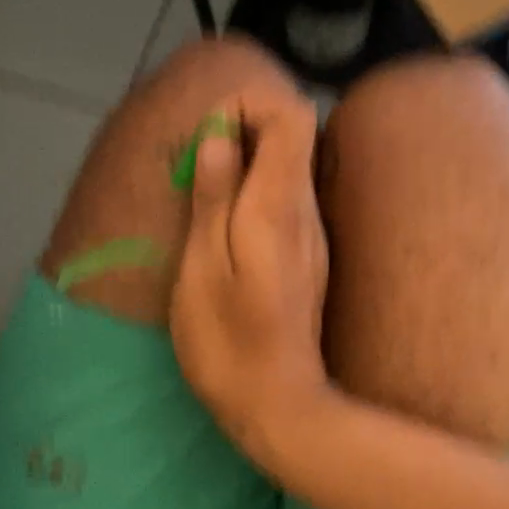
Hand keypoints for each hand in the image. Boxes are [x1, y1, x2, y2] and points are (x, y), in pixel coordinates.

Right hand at [170, 85, 331, 469]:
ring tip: (200, 192)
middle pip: (293, 133)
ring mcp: (312, 232)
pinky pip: (285, 196)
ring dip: (245, 160)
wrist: (279, 403)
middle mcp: (305, 208)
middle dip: (243, 129)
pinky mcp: (307, 253)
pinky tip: (221, 224)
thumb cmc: (227, 339)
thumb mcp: (203, 265)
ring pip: (289, 165)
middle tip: (196, 165)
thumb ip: (214, 195)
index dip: (250, 105)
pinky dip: (253, 189)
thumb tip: (220, 135)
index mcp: (279, 203)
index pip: (291, 115)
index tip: (207, 135)